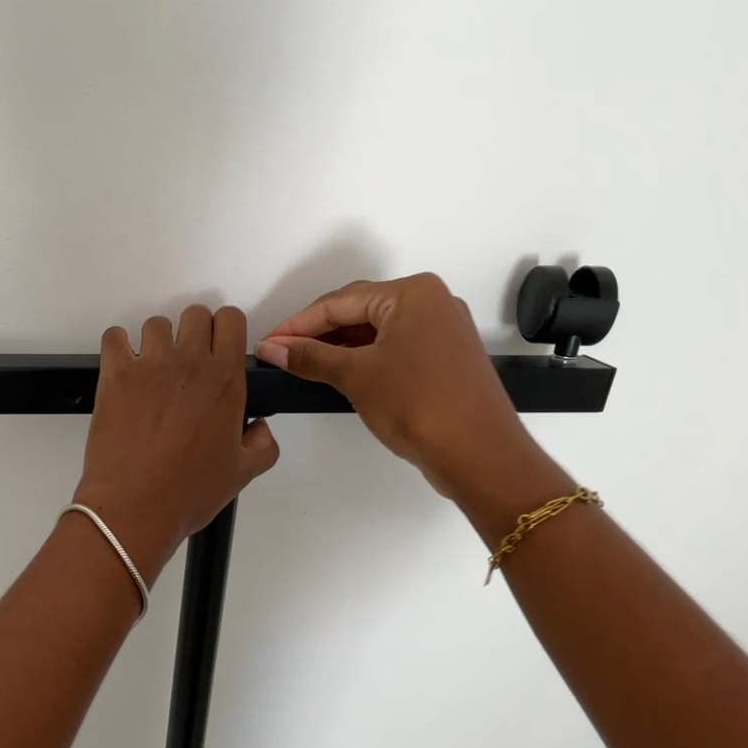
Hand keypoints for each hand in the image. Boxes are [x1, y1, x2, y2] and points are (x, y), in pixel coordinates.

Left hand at [74, 305, 279, 582]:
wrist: (135, 506)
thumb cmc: (185, 492)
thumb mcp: (242, 473)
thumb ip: (262, 444)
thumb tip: (261, 429)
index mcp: (224, 381)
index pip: (231, 320)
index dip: (226, 330)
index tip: (220, 345)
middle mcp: (189, 364)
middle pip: (195, 314)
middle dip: (194, 332)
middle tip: (187, 360)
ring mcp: (150, 366)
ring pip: (156, 324)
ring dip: (157, 341)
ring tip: (153, 370)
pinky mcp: (115, 375)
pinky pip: (114, 337)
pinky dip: (118, 346)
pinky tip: (123, 366)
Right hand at [254, 274, 560, 502]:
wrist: (478, 454)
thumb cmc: (422, 406)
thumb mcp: (355, 377)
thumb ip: (310, 357)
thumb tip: (274, 348)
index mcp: (413, 294)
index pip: (339, 302)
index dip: (297, 325)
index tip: (268, 344)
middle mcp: (431, 304)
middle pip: (357, 311)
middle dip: (317, 334)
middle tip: (280, 354)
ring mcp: (441, 332)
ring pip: (374, 332)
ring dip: (338, 348)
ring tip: (301, 366)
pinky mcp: (442, 359)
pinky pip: (392, 349)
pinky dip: (362, 360)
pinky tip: (336, 375)